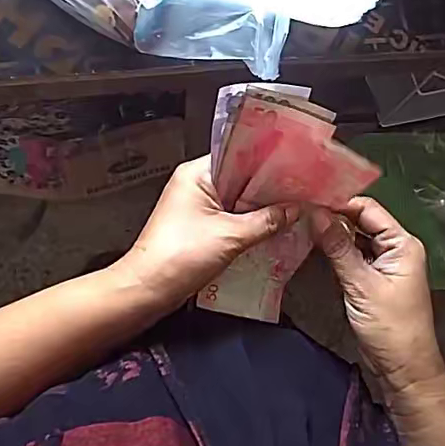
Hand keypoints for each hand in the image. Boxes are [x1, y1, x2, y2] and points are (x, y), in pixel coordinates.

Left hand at [118, 157, 300, 305]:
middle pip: (240, 179)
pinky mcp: (199, 227)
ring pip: (236, 201)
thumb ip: (266, 221)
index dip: (267, 162)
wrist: (147, 290)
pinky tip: (268, 232)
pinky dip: (247, 225)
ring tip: (289, 212)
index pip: (239, 155)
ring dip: (258, 210)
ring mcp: (196, 207)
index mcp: (196, 173)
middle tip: (297, 193)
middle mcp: (194, 185)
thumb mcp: (230, 236)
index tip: (293, 168)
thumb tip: (292, 210)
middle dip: (267, 189)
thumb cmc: (175, 257)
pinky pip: (230, 219)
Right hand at [311, 197, 444, 400]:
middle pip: (360, 220)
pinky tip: (313, 244)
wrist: (404, 372)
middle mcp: (395, 247)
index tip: (307, 199)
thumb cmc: (390, 328)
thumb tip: (314, 212)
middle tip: (298, 209)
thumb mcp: (361, 285)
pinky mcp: (372, 278)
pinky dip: (335, 249)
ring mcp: (384, 263)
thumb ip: (337, 247)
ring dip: (331, 232)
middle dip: (332, 215)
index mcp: (402, 243)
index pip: (367, 208)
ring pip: (354, 236)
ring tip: (300, 222)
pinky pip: (352, 253)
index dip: (338, 202)